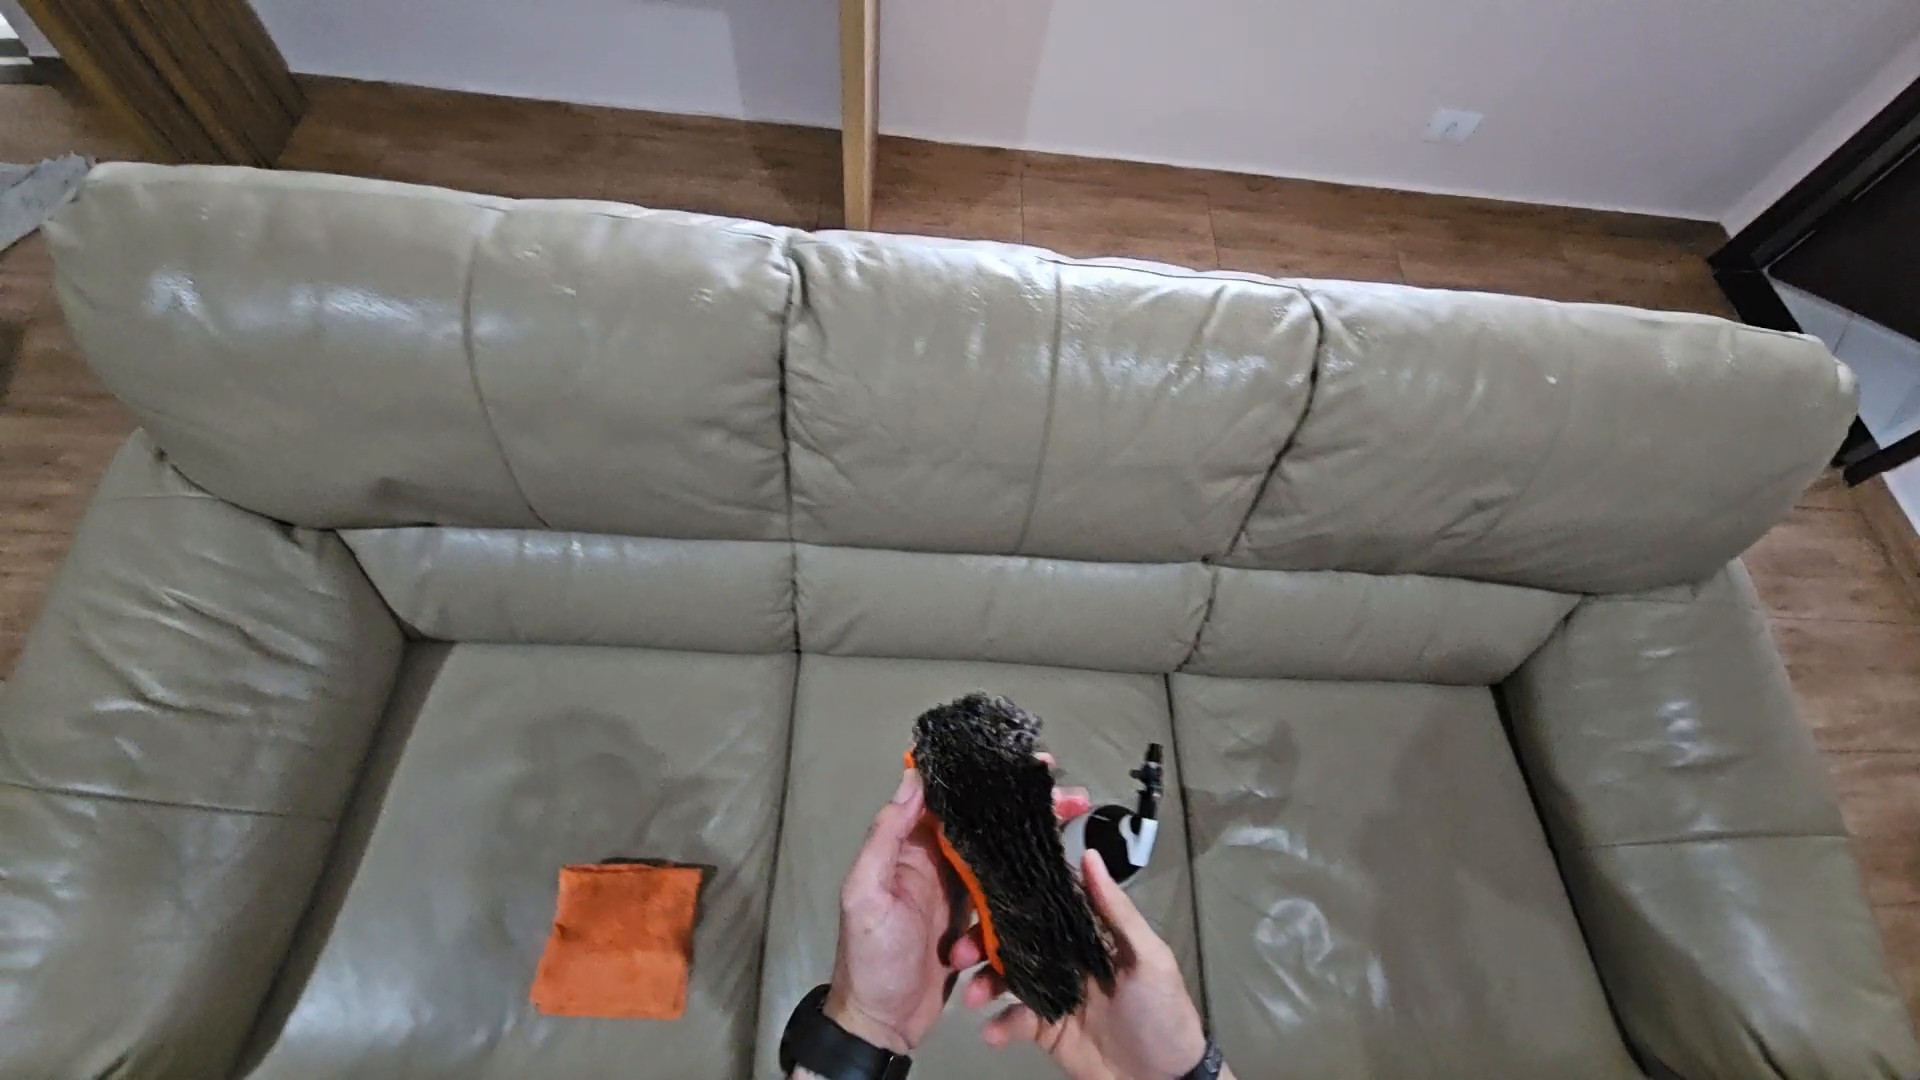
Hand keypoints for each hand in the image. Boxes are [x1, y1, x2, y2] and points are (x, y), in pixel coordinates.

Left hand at [825, 765, 1092, 1054]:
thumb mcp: (865, 891)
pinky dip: (1031, 877)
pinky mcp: (979, 916)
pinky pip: (1008, 890)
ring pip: (1003, 849)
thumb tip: (913, 777)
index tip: (1020, 757)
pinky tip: (1060, 864)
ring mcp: (962, 886)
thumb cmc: (869, 956)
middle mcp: (940, 857)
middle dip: (1024, 801)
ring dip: (1035, 832)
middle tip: (1066, 789)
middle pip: (986, 819)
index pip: (949, 797)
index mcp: (912, 843)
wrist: (882, 1024)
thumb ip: (887, 834)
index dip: (982, 773)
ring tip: (1074, 812)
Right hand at [965, 850, 1214, 1079]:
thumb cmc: (1163, 1011)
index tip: (979, 887)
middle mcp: (1064, 956)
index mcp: (1086, 932)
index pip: (1044, 903)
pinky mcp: (1046, 1029)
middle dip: (982, 940)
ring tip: (971, 994)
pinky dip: (1000, 1026)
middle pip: (1015, 938)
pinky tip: (991, 1032)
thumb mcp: (1148, 957)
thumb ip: (1116, 910)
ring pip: (1008, 977)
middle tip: (958, 949)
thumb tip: (1089, 855)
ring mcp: (1053, 992)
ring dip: (984, 981)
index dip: (1012, 894)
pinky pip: (1016, 1021)